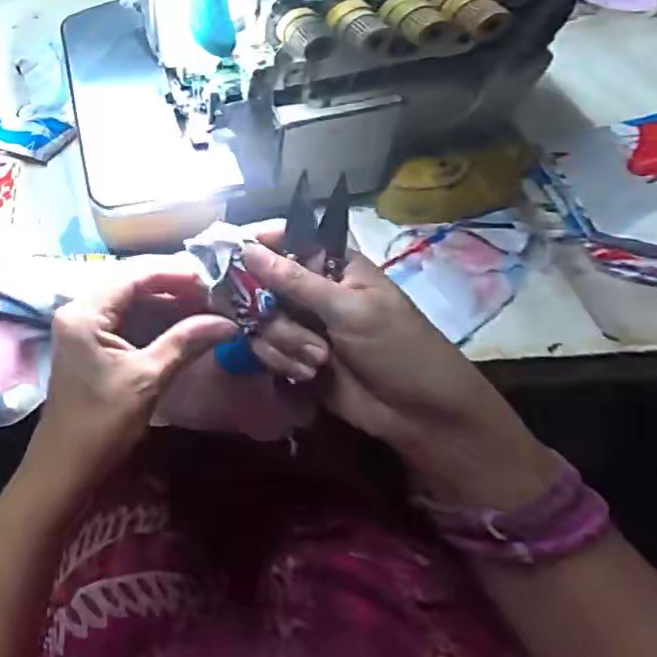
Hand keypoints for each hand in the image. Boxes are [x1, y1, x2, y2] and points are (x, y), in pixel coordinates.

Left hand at [31, 257, 237, 491]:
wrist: (66, 464)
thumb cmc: (102, 423)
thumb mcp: (147, 378)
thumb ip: (185, 342)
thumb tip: (229, 322)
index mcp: (84, 312)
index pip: (132, 275)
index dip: (174, 272)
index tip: (212, 276)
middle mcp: (77, 309)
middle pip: (129, 281)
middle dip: (172, 282)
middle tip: (214, 288)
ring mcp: (80, 324)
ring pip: (127, 298)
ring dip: (164, 298)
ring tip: (206, 300)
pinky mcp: (88, 339)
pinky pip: (123, 315)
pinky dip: (152, 314)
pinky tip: (182, 317)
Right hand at [242, 227, 556, 508]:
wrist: (421, 417)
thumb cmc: (399, 350)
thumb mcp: (350, 310)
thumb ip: (295, 280)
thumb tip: (247, 248)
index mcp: (333, 265)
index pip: (286, 239)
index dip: (258, 245)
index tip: (235, 257)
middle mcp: (310, 288)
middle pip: (260, 280)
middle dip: (270, 308)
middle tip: (288, 325)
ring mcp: (299, 322)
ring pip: (258, 316)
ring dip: (281, 340)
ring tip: (315, 359)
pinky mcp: (291, 352)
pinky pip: (262, 345)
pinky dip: (279, 359)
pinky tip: (306, 373)